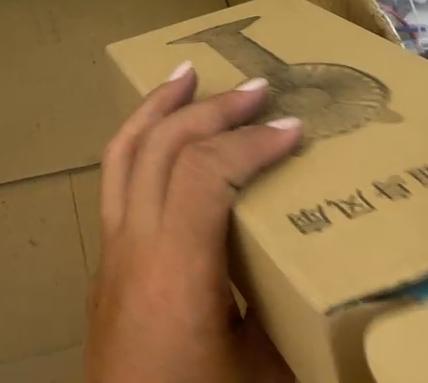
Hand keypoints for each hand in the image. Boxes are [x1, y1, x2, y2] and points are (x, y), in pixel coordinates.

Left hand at [86, 61, 302, 382]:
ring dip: (157, 107)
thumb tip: (324, 277)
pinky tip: (156, 133)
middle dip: (213, 109)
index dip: (250, 141)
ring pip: (124, 153)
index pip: (206, 171)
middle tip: (256, 86)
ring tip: (185, 74)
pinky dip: (138, 140)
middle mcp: (134, 245)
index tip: (293, 128)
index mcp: (177, 270)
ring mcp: (110, 248)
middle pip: (164, 147)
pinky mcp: (102, 259)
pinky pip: (115, 179)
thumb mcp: (262, 375)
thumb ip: (287, 319)